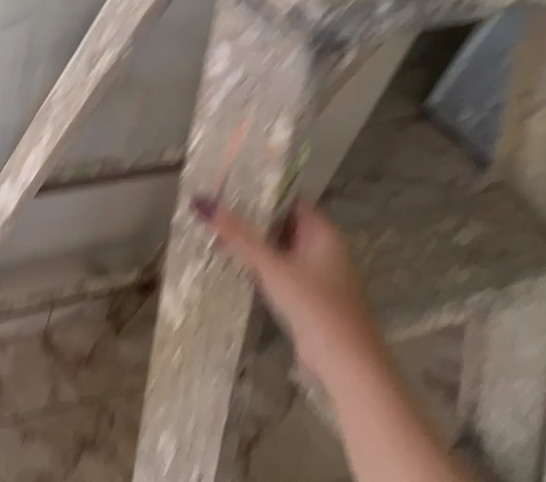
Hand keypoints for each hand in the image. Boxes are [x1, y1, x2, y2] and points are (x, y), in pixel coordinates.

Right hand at [192, 198, 387, 384]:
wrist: (346, 364)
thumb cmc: (314, 305)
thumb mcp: (271, 265)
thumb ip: (236, 234)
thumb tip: (199, 200)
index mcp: (324, 235)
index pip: (289, 200)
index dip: (259, 189)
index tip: (224, 182)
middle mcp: (323, 249)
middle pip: (281, 222)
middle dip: (248, 215)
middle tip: (210, 203)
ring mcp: (316, 274)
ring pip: (277, 247)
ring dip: (249, 240)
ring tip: (211, 226)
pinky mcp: (306, 296)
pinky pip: (276, 268)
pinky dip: (255, 262)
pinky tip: (228, 260)